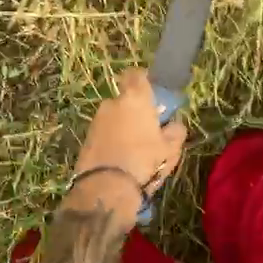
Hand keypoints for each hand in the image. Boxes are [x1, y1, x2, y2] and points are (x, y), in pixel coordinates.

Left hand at [66, 69, 186, 220]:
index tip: (154, 95)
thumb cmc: (144, 161)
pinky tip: (122, 158)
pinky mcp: (86, 138)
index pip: (136, 74)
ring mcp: (97, 120)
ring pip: (115, 117)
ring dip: (124, 126)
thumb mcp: (170, 149)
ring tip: (136, 148)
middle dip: (136, 110)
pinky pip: (105, 132)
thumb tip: (174, 124)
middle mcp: (113, 103)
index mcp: (135, 99)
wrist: (106, 188)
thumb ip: (175, 131)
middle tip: (149, 128)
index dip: (145, 81)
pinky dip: (113, 139)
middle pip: (126, 99)